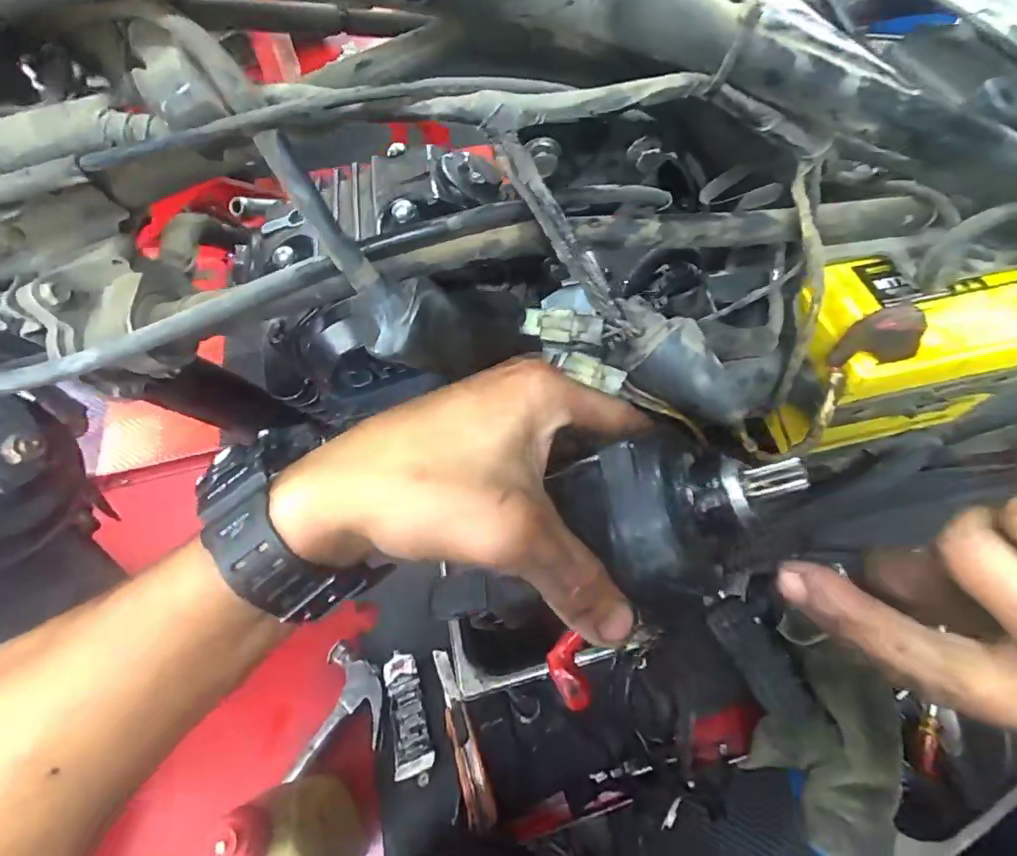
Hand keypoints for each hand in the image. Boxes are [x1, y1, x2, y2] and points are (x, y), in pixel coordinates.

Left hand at [268, 358, 647, 645]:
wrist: (333, 496)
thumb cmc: (431, 491)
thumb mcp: (514, 536)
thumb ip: (576, 578)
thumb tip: (625, 629)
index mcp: (546, 388)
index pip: (626, 420)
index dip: (656, 464)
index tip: (684, 508)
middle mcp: (525, 387)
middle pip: (594, 439)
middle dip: (618, 487)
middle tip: (650, 537)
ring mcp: (496, 410)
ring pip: (557, 455)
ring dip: (578, 495)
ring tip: (613, 542)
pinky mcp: (473, 436)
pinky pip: (528, 463)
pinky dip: (545, 493)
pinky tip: (556, 532)